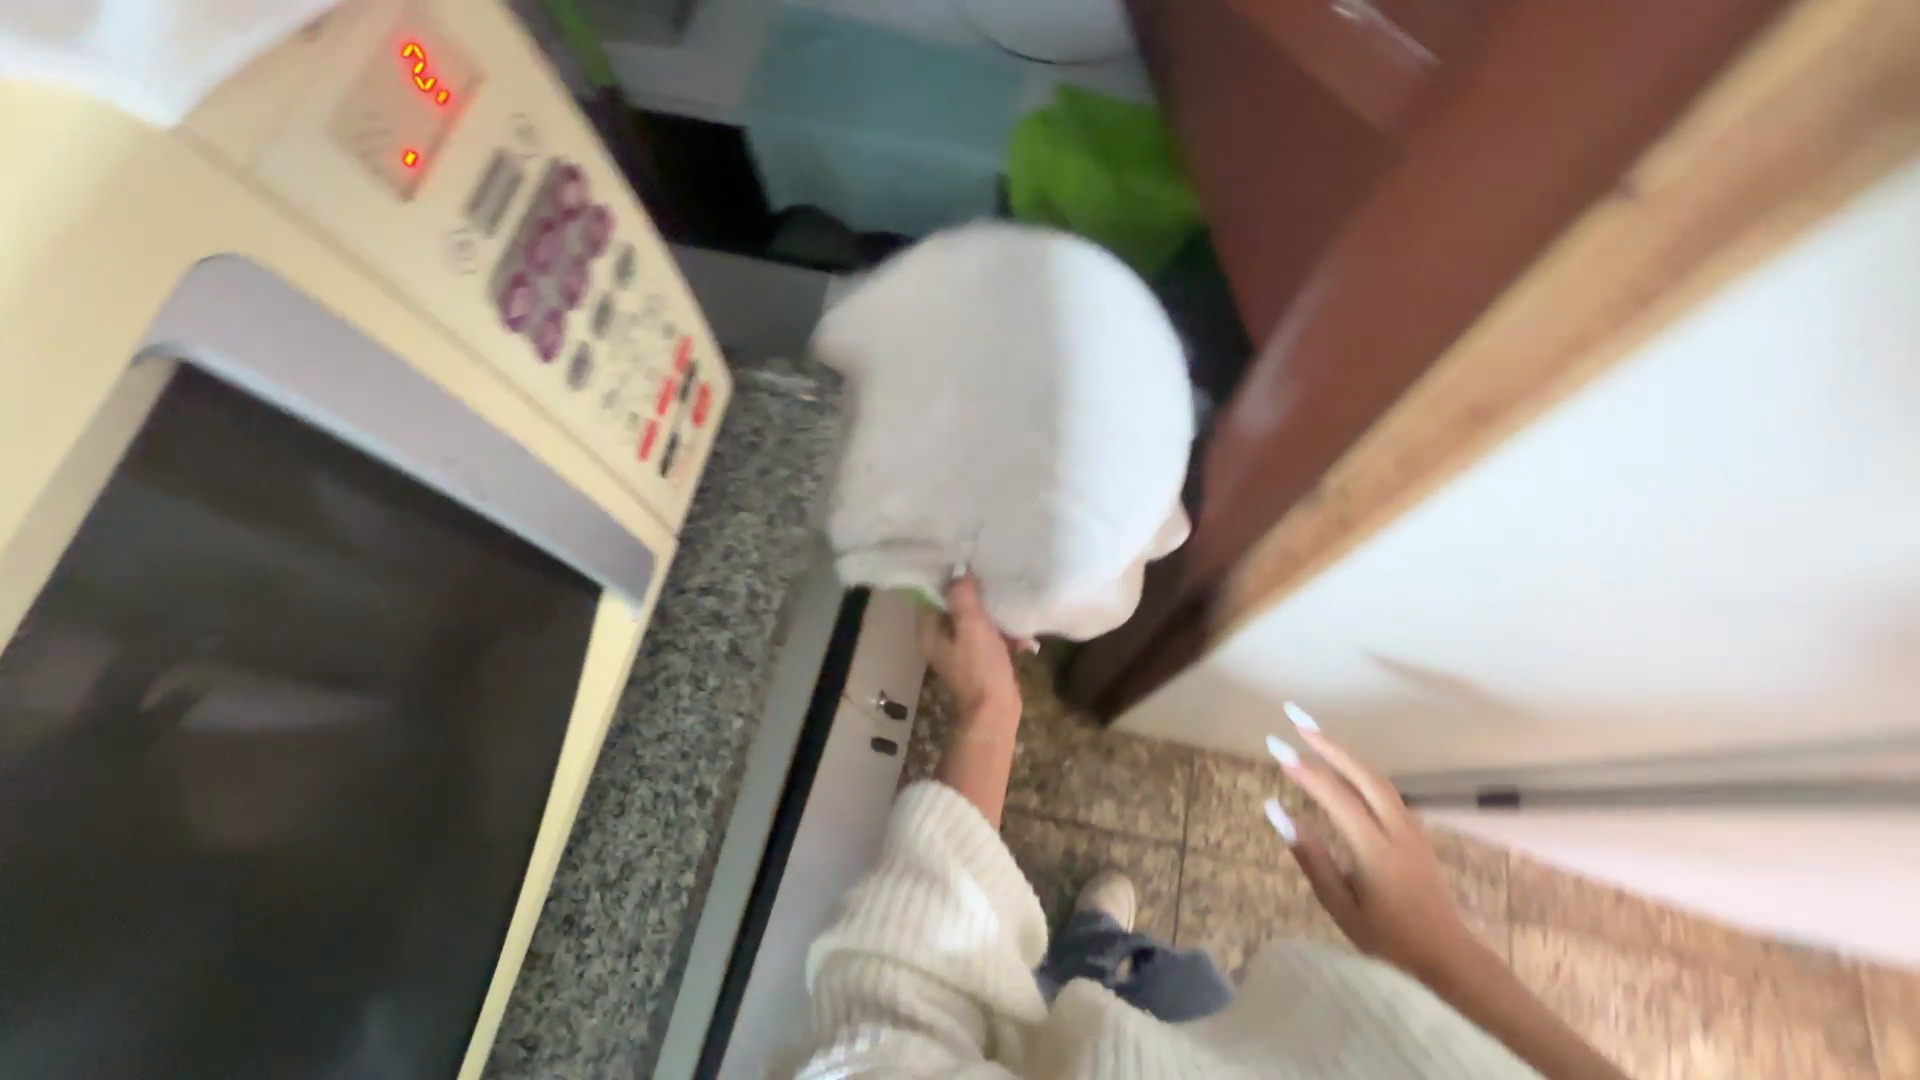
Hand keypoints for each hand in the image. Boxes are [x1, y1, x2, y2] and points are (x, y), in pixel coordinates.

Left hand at [916, 576, 1019, 722]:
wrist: (996, 712)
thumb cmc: (981, 668)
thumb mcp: (972, 627)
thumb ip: (963, 597)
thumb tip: (959, 572)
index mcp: (930, 631)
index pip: (933, 594)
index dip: (949, 578)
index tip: (968, 562)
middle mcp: (939, 638)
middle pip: (956, 605)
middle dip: (978, 596)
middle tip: (995, 578)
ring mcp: (959, 650)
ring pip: (976, 620)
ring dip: (996, 617)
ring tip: (1013, 609)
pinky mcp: (978, 659)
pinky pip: (989, 637)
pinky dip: (1004, 636)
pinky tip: (1022, 639)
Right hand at [1275, 723, 1483, 984]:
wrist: (1448, 956)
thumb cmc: (1387, 938)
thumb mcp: (1340, 905)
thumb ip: (1310, 856)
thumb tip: (1276, 811)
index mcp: (1376, 850)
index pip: (1336, 797)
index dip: (1304, 770)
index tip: (1276, 747)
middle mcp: (1397, 830)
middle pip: (1362, 773)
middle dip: (1327, 743)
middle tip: (1294, 718)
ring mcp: (1411, 828)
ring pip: (1376, 777)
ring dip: (1344, 751)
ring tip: (1312, 733)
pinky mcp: (1416, 831)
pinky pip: (1384, 788)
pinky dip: (1358, 768)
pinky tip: (1341, 766)